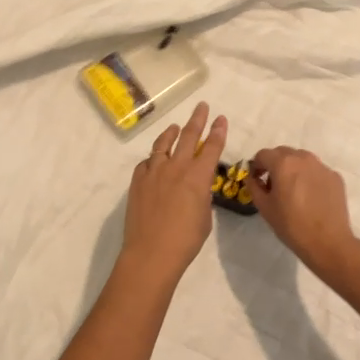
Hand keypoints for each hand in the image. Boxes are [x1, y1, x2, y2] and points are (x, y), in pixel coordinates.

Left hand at [118, 103, 227, 284]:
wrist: (151, 252)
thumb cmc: (186, 240)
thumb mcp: (204, 217)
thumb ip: (202, 197)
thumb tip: (196, 188)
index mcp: (198, 177)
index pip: (212, 147)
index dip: (218, 131)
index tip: (221, 118)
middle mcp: (177, 167)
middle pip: (189, 136)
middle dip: (197, 120)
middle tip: (202, 106)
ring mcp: (154, 172)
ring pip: (164, 144)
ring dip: (172, 133)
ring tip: (175, 126)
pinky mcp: (137, 181)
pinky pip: (146, 162)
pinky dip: (154, 158)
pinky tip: (155, 159)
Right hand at [246, 147, 359, 275]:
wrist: (327, 241)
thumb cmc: (291, 225)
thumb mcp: (264, 207)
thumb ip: (253, 186)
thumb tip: (252, 177)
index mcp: (283, 163)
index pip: (263, 154)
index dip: (256, 166)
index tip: (257, 180)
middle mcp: (304, 158)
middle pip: (283, 153)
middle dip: (274, 165)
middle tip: (273, 185)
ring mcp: (322, 166)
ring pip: (301, 160)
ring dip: (293, 169)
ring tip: (293, 191)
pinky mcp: (335, 177)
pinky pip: (316, 171)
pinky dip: (309, 178)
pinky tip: (310, 197)